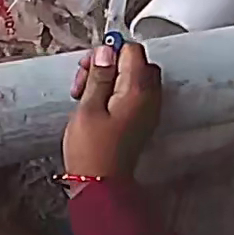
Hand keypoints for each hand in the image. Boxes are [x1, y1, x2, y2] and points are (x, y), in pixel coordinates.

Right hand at [63, 40, 161, 180]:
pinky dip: (115, 93)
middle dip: (109, 65)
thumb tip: (105, 51)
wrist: (100, 182)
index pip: (132, 51)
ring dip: (110, 80)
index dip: (108, 53)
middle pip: (135, 63)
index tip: (87, 67)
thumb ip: (98, 76)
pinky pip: (133, 95)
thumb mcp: (87, 108)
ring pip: (134, 79)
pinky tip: (96, 106)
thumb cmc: (91, 149)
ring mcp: (148, 110)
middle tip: (83, 82)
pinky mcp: (142, 121)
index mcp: (138, 90)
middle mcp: (150, 97)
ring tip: (85, 96)